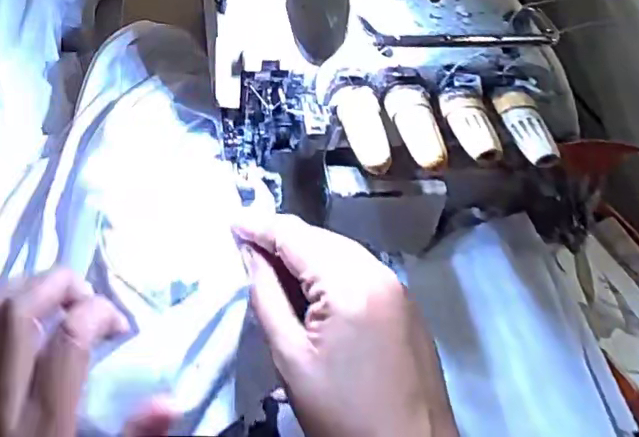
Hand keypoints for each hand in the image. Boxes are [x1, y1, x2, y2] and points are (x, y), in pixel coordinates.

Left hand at [0, 269, 174, 436]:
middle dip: (57, 284)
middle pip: (16, 316)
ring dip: (18, 291)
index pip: (68, 340)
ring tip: (50, 297)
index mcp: (44, 427)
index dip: (99, 312)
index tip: (119, 326)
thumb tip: (170, 400)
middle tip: (85, 296)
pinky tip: (8, 316)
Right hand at [236, 214, 457, 436]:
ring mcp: (395, 283)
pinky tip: (313, 287)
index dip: (261, 227)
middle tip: (248, 244)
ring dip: (307, 252)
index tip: (233, 222)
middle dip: (283, 238)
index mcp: (348, 281)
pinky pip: (359, 268)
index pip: (296, 236)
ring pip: (340, 250)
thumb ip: (268, 298)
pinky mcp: (405, 300)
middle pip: (319, 237)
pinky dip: (332, 268)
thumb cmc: (343, 416)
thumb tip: (252, 255)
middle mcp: (375, 269)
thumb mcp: (292, 360)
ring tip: (273, 264)